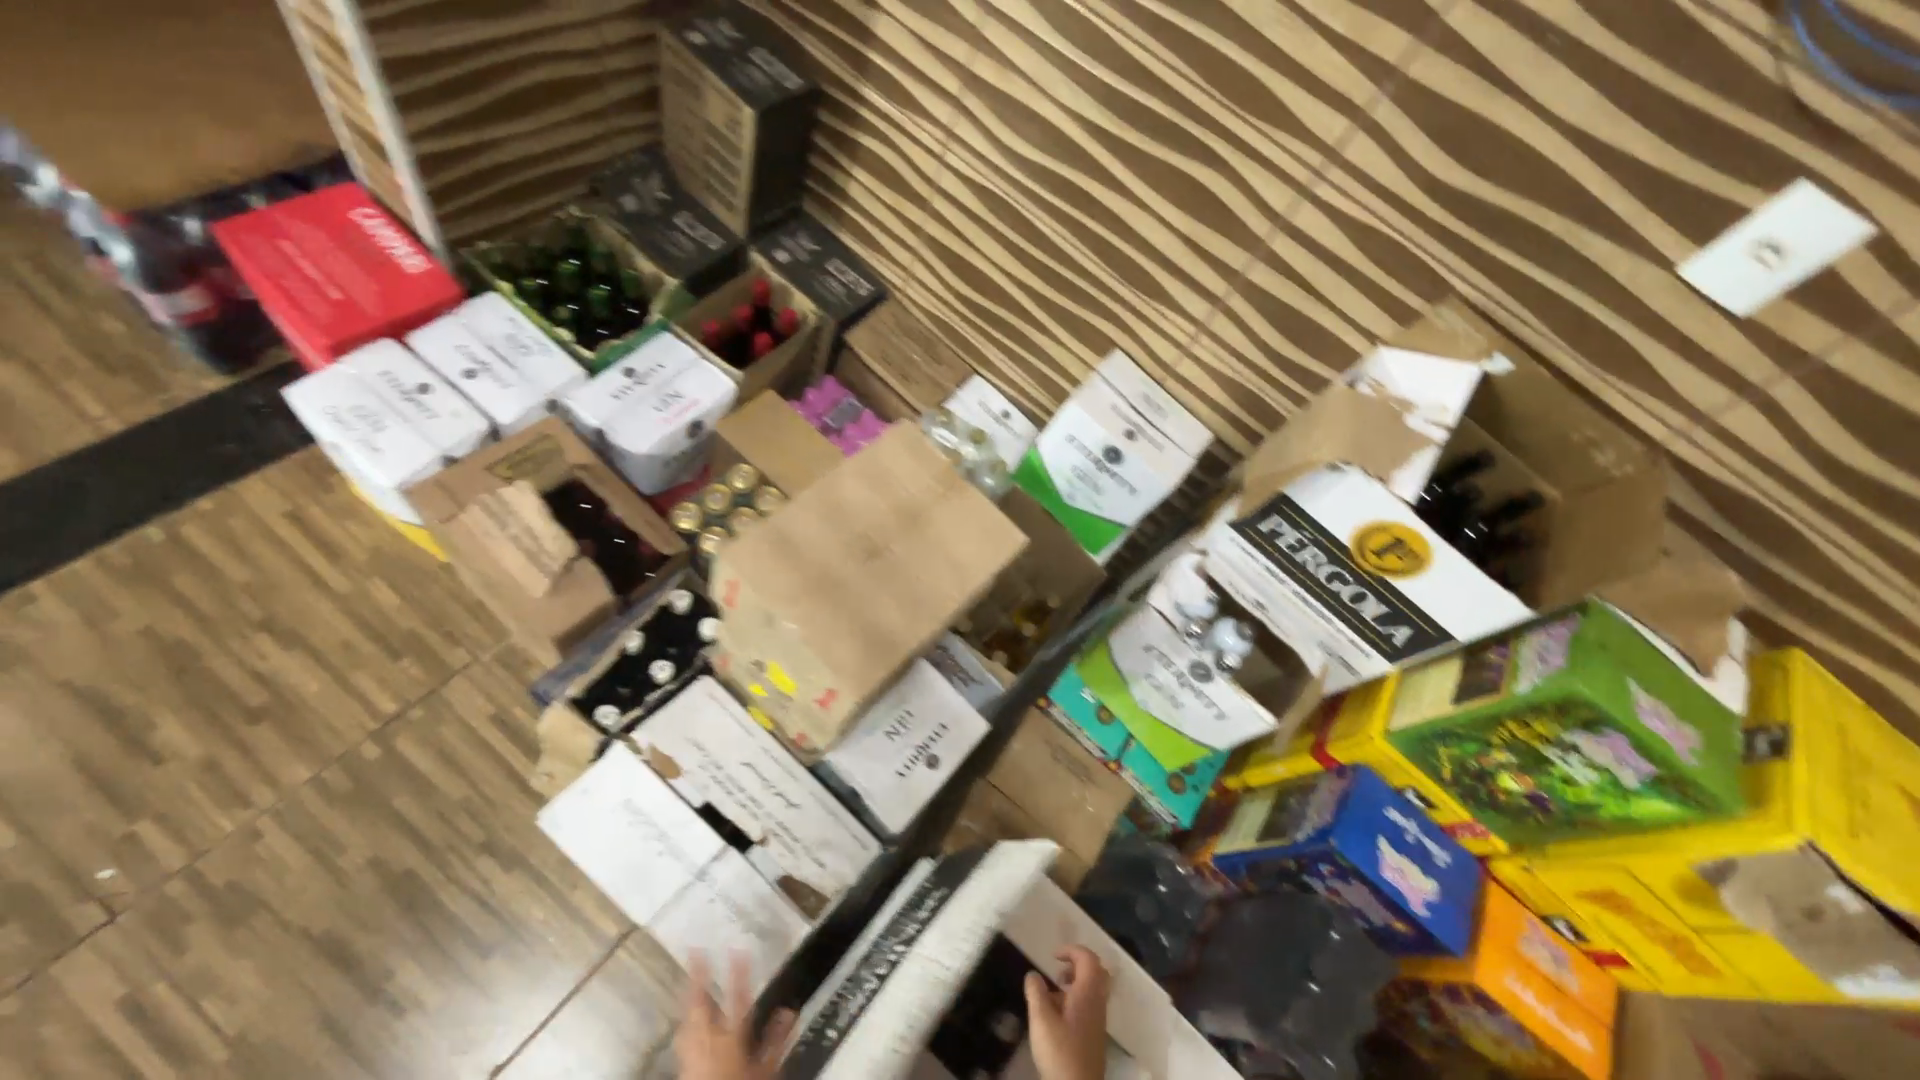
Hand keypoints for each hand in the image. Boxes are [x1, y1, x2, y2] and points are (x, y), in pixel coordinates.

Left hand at [674, 950, 795, 1079]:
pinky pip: (682, 1035)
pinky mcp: (683, 1065)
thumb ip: (776, 1040)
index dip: (737, 972)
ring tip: (687, 975)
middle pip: (701, 1003)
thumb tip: (789, 1011)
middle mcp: (708, 1041)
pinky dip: (685, 1020)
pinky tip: (685, 1018)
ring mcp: (691, 1053)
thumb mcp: (767, 1069)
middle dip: (697, 976)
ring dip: (687, 995)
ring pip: (687, 1018)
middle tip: (694, 950)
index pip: (737, 998)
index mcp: (731, 1038)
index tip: (737, 948)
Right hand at [1024, 946, 1110, 1079]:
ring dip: (1075, 983)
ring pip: (1093, 989)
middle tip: (1058, 972)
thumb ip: (1036, 993)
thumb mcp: (1041, 1020)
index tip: (1052, 956)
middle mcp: (1098, 1003)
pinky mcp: (1094, 1034)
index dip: (1072, 950)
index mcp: (1088, 994)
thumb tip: (1033, 974)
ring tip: (1053, 994)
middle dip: (1077, 964)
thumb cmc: (1060, 1052)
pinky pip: (1090, 1005)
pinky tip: (1057, 1015)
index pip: (1088, 959)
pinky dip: (1076, 999)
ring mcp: (1098, 1020)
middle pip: (1097, 972)